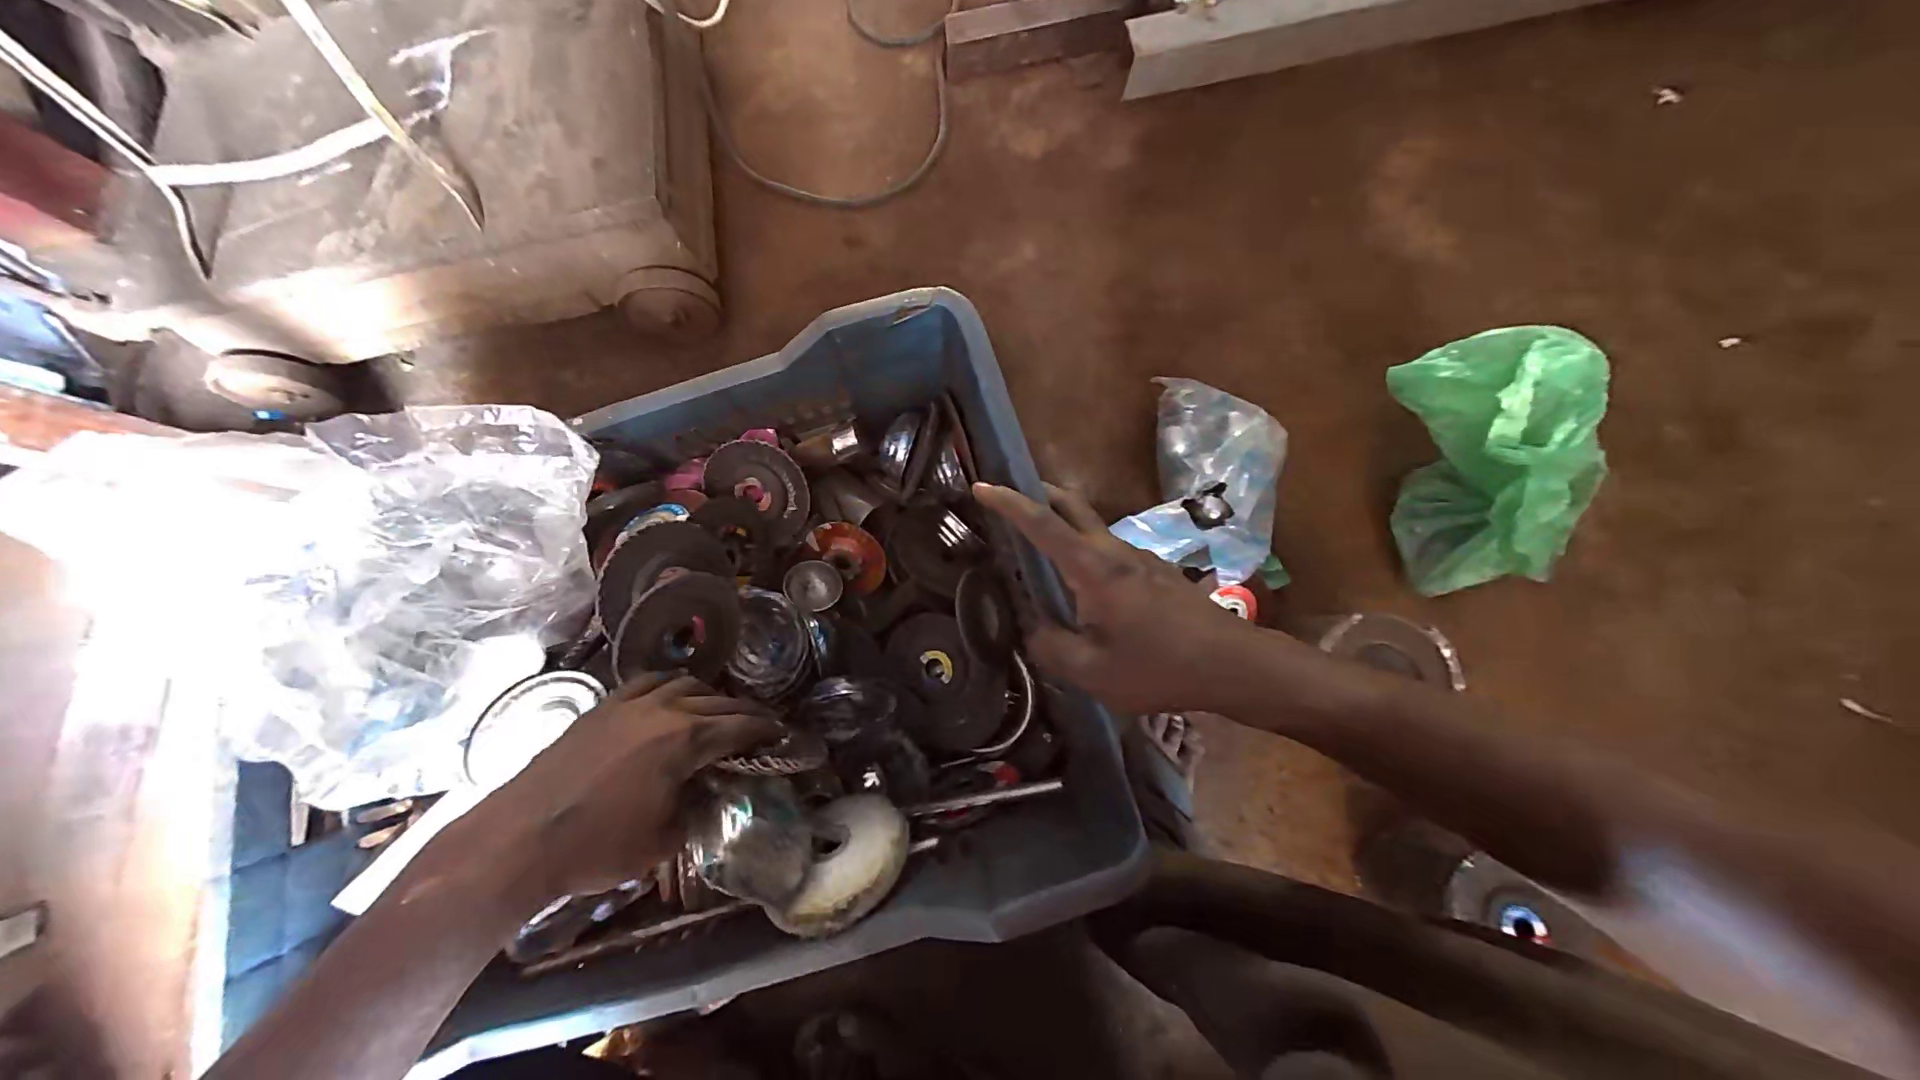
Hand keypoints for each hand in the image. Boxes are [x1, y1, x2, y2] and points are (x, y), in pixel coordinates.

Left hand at [439, 673, 778, 907]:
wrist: (518, 840)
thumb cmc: (597, 847)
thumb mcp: (665, 840)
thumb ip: (697, 808)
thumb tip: (709, 791)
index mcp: (686, 740)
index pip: (740, 727)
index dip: (765, 731)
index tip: (781, 734)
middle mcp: (664, 711)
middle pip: (717, 702)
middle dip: (744, 713)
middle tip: (759, 725)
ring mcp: (629, 704)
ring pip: (683, 684)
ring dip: (708, 696)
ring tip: (717, 711)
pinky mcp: (601, 708)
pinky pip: (646, 683)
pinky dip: (669, 688)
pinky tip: (669, 699)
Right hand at [973, 482, 1255, 714]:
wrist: (1231, 664)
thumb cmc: (1158, 667)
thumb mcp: (1091, 671)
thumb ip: (1049, 646)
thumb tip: (1032, 627)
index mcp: (1094, 568)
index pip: (1043, 523)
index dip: (1009, 503)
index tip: (981, 486)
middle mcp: (1115, 550)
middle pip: (1071, 505)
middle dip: (1036, 493)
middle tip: (1006, 498)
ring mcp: (1139, 557)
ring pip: (1090, 526)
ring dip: (1060, 523)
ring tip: (1034, 548)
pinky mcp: (1154, 571)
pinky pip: (1107, 549)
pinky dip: (1081, 548)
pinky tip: (1078, 584)